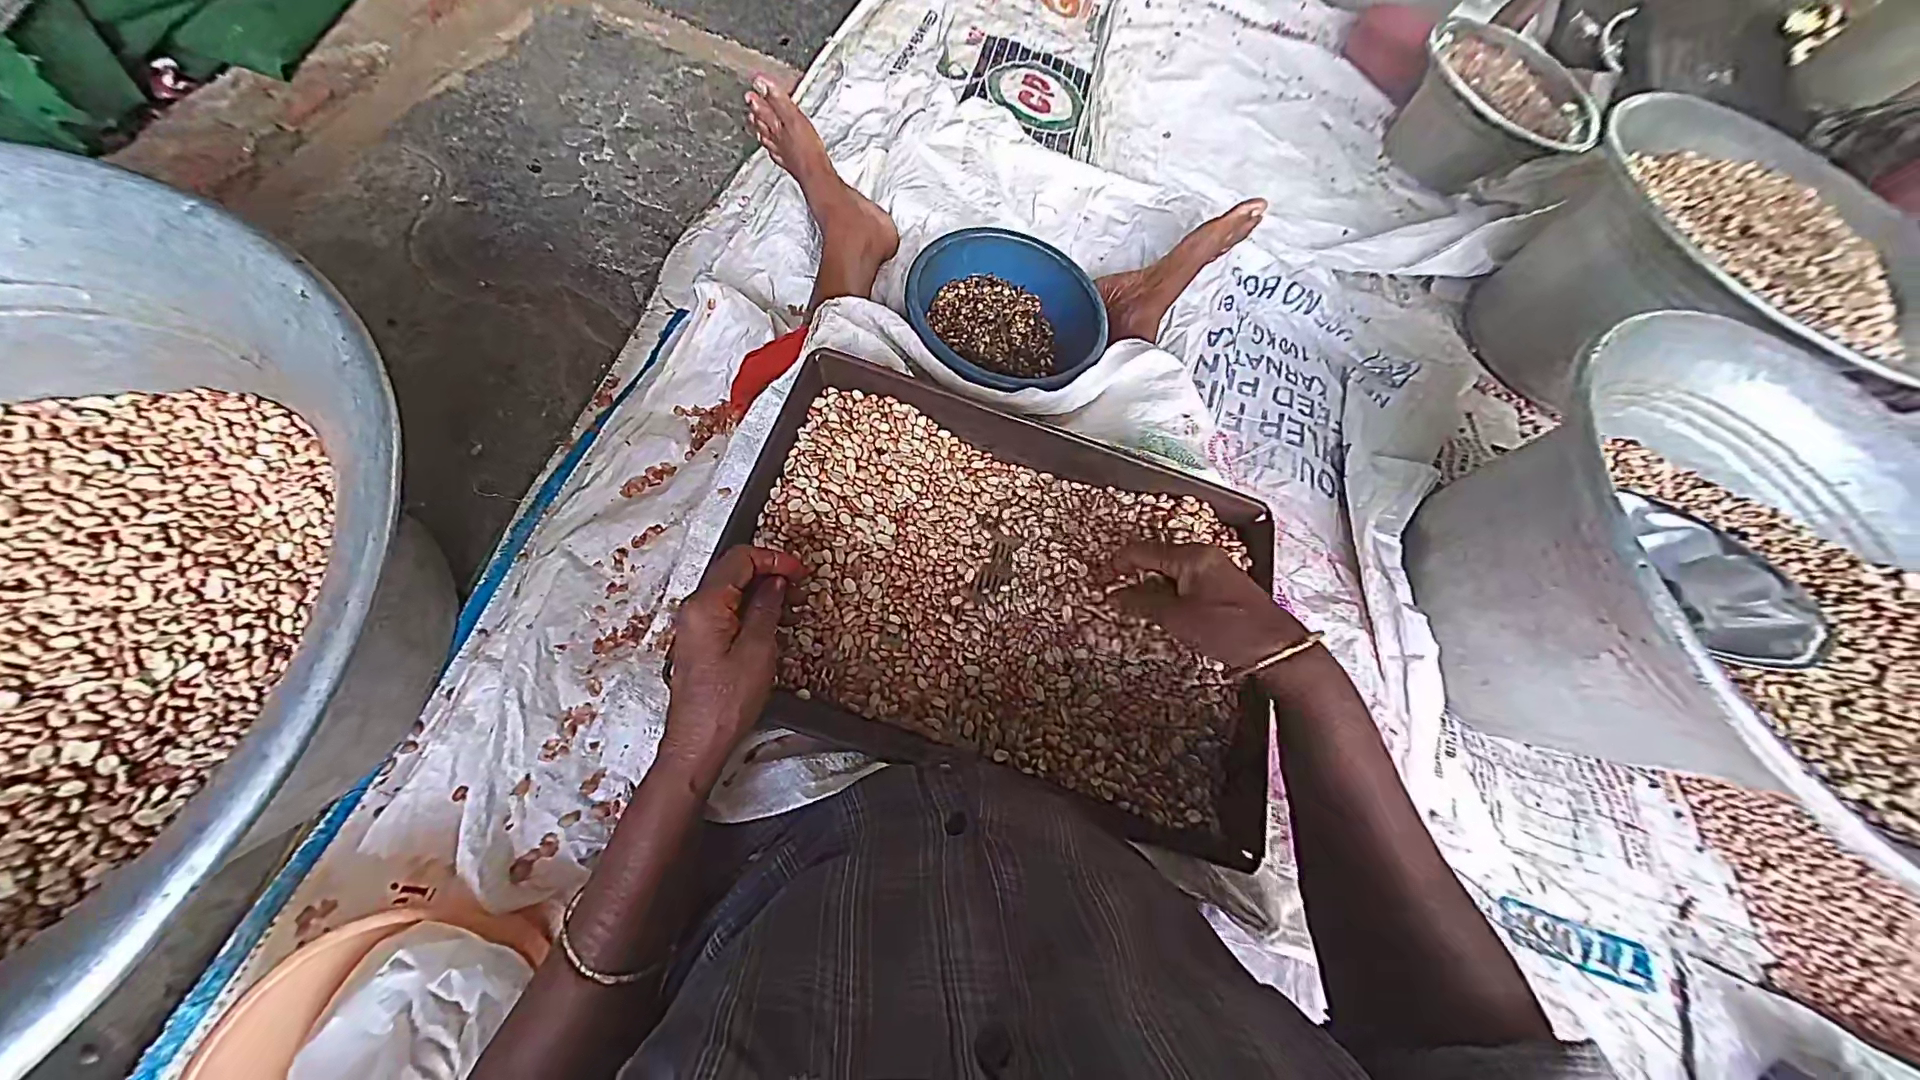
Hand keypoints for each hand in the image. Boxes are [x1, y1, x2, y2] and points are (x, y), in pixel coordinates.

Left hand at [658, 545, 803, 788]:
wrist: (698, 742)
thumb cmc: (725, 704)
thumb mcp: (758, 649)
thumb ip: (766, 608)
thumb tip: (775, 583)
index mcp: (705, 606)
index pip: (739, 559)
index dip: (773, 559)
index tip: (798, 570)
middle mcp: (694, 611)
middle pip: (734, 572)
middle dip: (770, 573)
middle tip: (799, 587)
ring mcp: (695, 627)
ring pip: (732, 592)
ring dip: (763, 592)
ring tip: (792, 608)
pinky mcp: (701, 642)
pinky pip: (728, 612)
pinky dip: (752, 610)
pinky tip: (773, 625)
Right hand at [1107, 542, 1305, 670]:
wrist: (1277, 650)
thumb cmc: (1227, 630)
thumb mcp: (1177, 618)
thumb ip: (1142, 602)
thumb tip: (1114, 595)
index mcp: (1191, 555)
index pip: (1141, 551)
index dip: (1116, 565)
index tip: (1099, 582)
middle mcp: (1203, 555)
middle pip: (1155, 559)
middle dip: (1133, 578)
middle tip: (1114, 599)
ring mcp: (1214, 570)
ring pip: (1169, 573)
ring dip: (1150, 589)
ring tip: (1135, 611)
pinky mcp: (1221, 586)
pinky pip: (1184, 583)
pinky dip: (1168, 595)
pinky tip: (1162, 614)